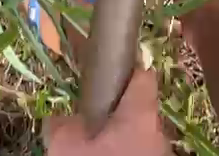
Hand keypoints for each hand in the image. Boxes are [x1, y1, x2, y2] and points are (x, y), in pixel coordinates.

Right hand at [45, 70, 168, 155]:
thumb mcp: (65, 147)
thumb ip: (61, 125)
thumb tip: (60, 120)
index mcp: (141, 112)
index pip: (142, 75)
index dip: (124, 71)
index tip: (102, 77)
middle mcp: (158, 132)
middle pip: (137, 111)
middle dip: (114, 116)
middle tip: (88, 126)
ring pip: (137, 139)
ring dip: (118, 143)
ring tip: (92, 151)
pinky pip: (138, 155)